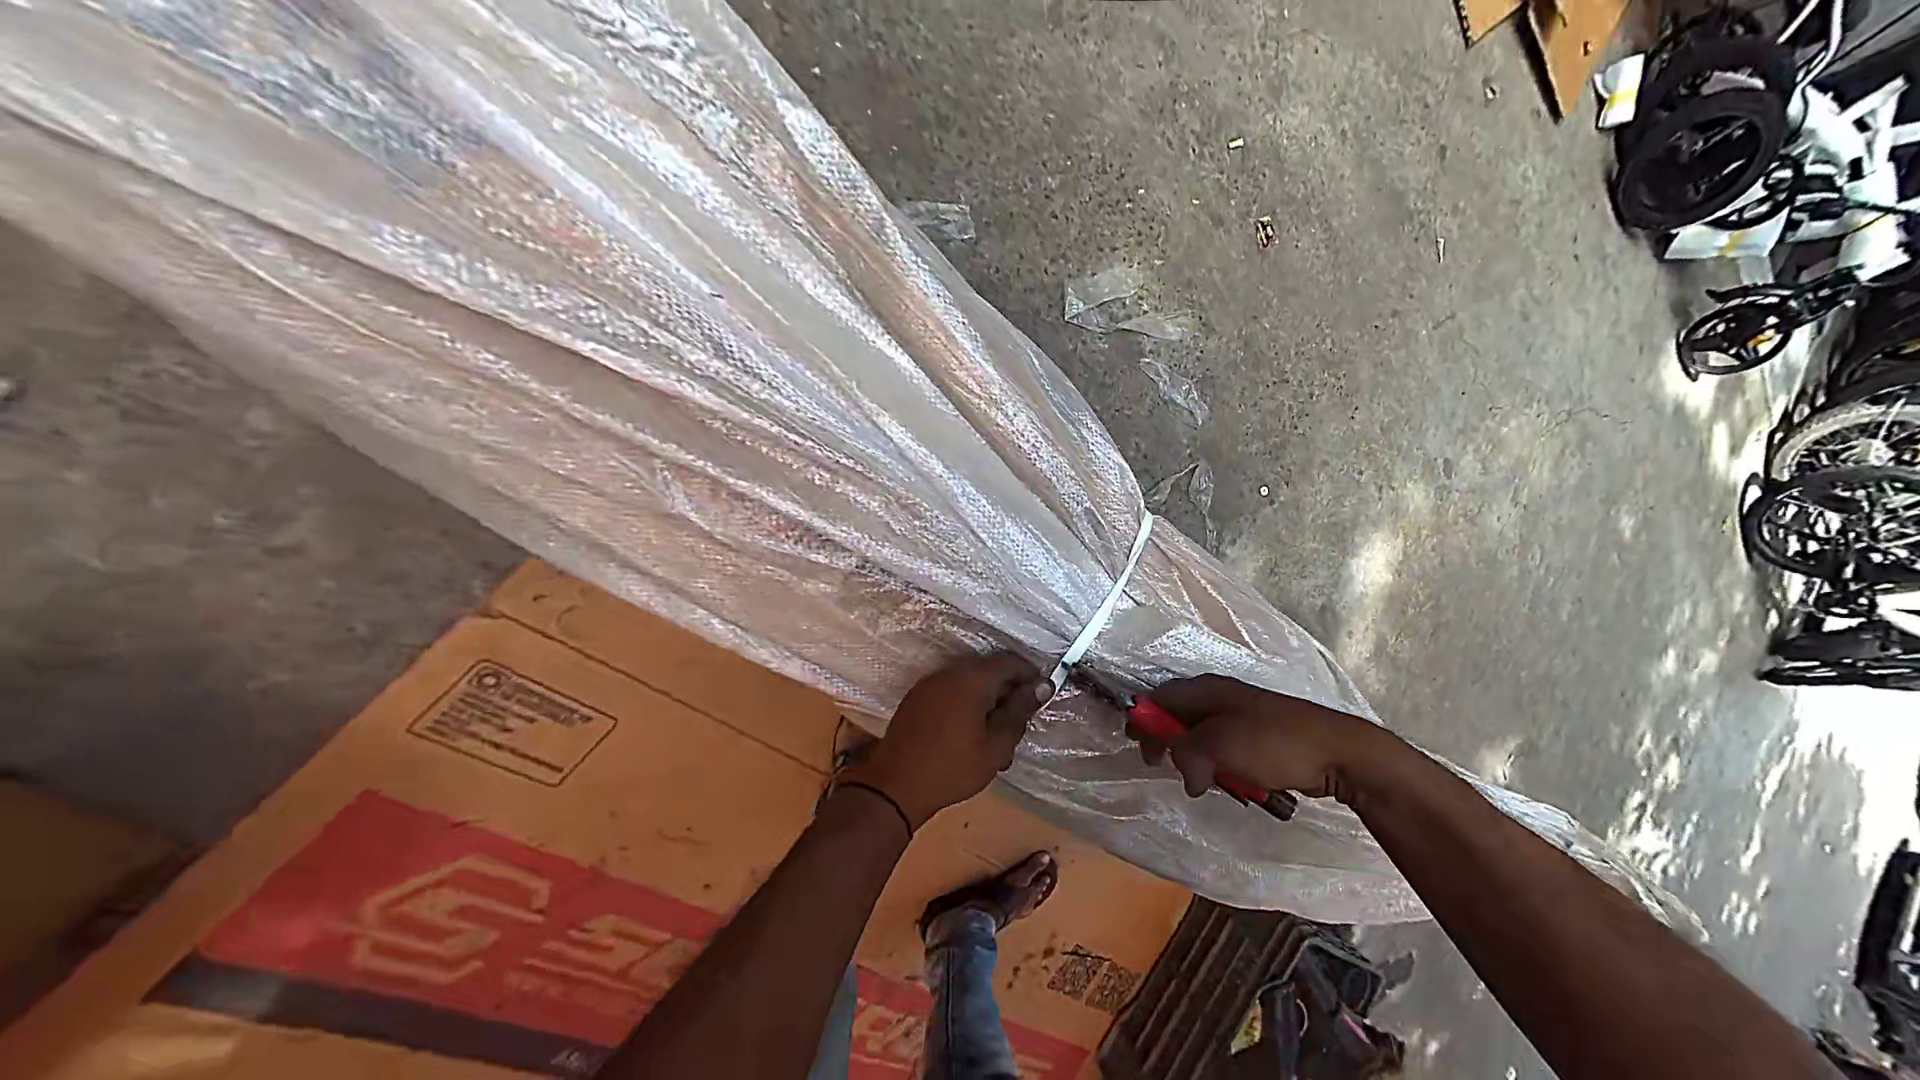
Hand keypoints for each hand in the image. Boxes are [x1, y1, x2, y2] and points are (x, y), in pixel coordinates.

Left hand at [838, 652, 1052, 829]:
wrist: (896, 785)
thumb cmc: (953, 767)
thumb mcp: (997, 744)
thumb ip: (1020, 711)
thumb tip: (1041, 686)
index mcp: (972, 678)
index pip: (1010, 661)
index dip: (1031, 677)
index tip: (1041, 700)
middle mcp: (949, 672)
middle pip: (989, 671)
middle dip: (1008, 694)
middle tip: (1018, 728)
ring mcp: (930, 684)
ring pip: (970, 684)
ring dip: (987, 703)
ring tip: (994, 742)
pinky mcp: (917, 698)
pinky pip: (951, 692)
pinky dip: (966, 706)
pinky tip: (969, 738)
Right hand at [1131, 674, 1388, 804]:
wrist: (1340, 754)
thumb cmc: (1274, 743)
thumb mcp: (1218, 746)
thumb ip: (1186, 755)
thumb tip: (1187, 777)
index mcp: (1207, 689)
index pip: (1160, 698)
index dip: (1144, 720)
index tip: (1138, 746)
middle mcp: (1220, 696)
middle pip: (1178, 715)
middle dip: (1167, 742)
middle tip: (1164, 766)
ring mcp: (1242, 715)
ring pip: (1201, 735)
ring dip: (1195, 758)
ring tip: (1202, 780)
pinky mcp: (1259, 736)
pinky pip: (1224, 748)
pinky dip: (1218, 764)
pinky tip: (1228, 781)